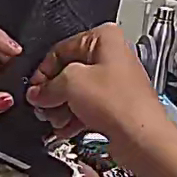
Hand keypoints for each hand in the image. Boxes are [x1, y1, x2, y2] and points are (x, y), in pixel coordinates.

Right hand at [28, 23, 176, 176]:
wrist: (142, 139)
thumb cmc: (121, 104)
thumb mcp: (70, 84)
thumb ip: (47, 86)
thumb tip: (37, 92)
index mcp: (104, 38)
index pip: (60, 49)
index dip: (44, 71)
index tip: (34, 89)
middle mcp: (111, 57)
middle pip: (68, 72)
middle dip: (52, 93)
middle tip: (43, 106)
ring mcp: (114, 82)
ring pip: (76, 93)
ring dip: (61, 108)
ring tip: (54, 120)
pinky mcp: (114, 106)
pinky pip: (86, 108)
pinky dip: (73, 118)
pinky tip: (64, 129)